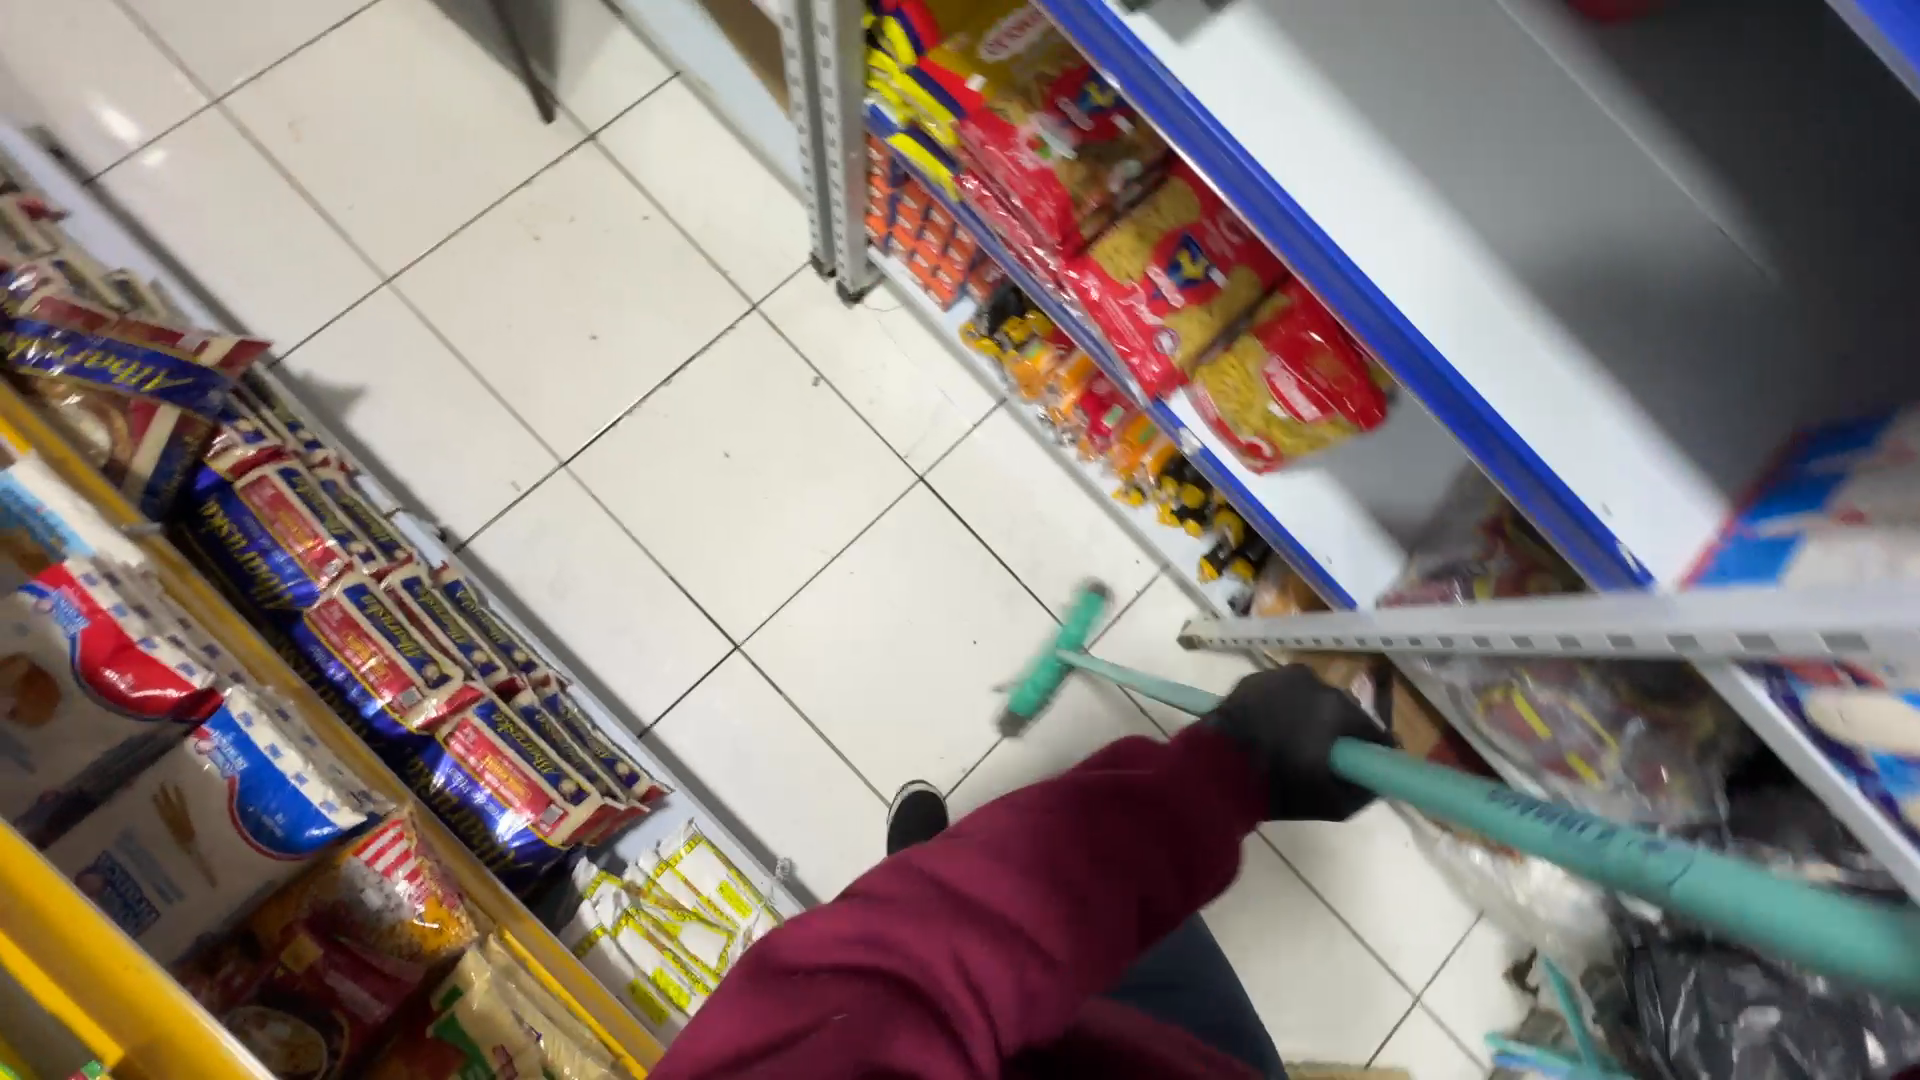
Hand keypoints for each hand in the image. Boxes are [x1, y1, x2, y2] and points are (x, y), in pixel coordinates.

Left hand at [1201, 665, 1395, 821]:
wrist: (1214, 766)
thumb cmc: (1278, 785)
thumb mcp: (1334, 803)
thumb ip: (1366, 789)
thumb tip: (1376, 778)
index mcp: (1337, 707)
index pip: (1369, 729)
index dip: (1369, 750)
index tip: (1361, 767)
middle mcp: (1312, 680)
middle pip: (1338, 710)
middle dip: (1335, 731)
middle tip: (1322, 758)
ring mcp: (1278, 676)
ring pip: (1307, 698)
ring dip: (1307, 715)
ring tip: (1291, 743)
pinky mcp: (1252, 678)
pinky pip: (1279, 694)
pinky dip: (1279, 707)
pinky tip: (1268, 729)